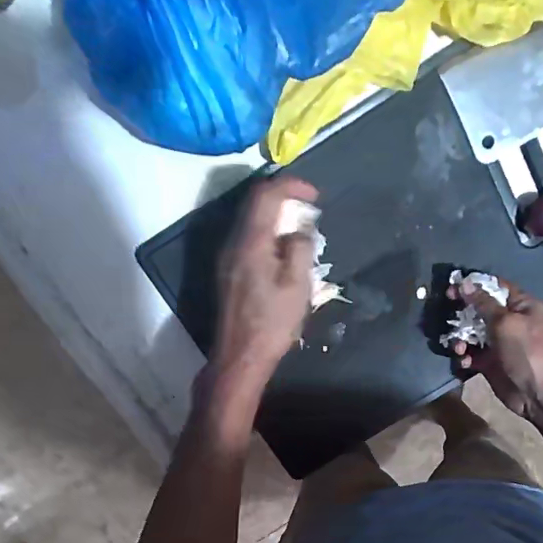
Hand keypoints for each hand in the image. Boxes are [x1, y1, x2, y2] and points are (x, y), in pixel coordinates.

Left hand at [212, 176, 318, 386]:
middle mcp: (234, 243)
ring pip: (250, 221)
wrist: (240, 356)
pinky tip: (284, 249)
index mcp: (251, 242)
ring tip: (301, 228)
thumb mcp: (297, 285)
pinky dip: (268, 233)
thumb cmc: (272, 323)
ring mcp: (227, 258)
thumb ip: (300, 248)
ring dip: (275, 216)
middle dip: (283, 197)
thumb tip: (301, 228)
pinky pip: (248, 238)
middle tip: (309, 207)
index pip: (266, 196)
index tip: (315, 194)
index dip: (291, 185)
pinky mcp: (229, 272)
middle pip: (254, 204)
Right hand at [449, 277, 542, 424]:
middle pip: (479, 309)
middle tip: (446, 312)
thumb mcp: (505, 322)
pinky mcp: (489, 361)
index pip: (494, 286)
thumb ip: (483, 303)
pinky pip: (471, 353)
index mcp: (520, 305)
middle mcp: (508, 321)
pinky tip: (464, 361)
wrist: (538, 393)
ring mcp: (498, 342)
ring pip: (470, 332)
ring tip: (459, 347)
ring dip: (460, 337)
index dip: (474, 285)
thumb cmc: (526, 352)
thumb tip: (465, 283)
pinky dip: (464, 355)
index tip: (452, 286)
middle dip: (462, 311)